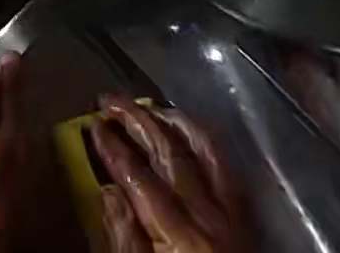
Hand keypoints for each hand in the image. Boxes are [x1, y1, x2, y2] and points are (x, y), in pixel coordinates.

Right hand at [89, 96, 247, 252]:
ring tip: (146, 105)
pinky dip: (205, 139)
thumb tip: (109, 189)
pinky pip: (226, 165)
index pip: (138, 178)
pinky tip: (188, 128)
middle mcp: (208, 217)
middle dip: (136, 121)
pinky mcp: (246, 217)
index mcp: (179, 240)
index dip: (113, 147)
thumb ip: (124, 242)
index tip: (92, 124)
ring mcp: (232, 214)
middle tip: (110, 102)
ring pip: (202, 149)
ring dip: (171, 121)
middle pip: (169, 154)